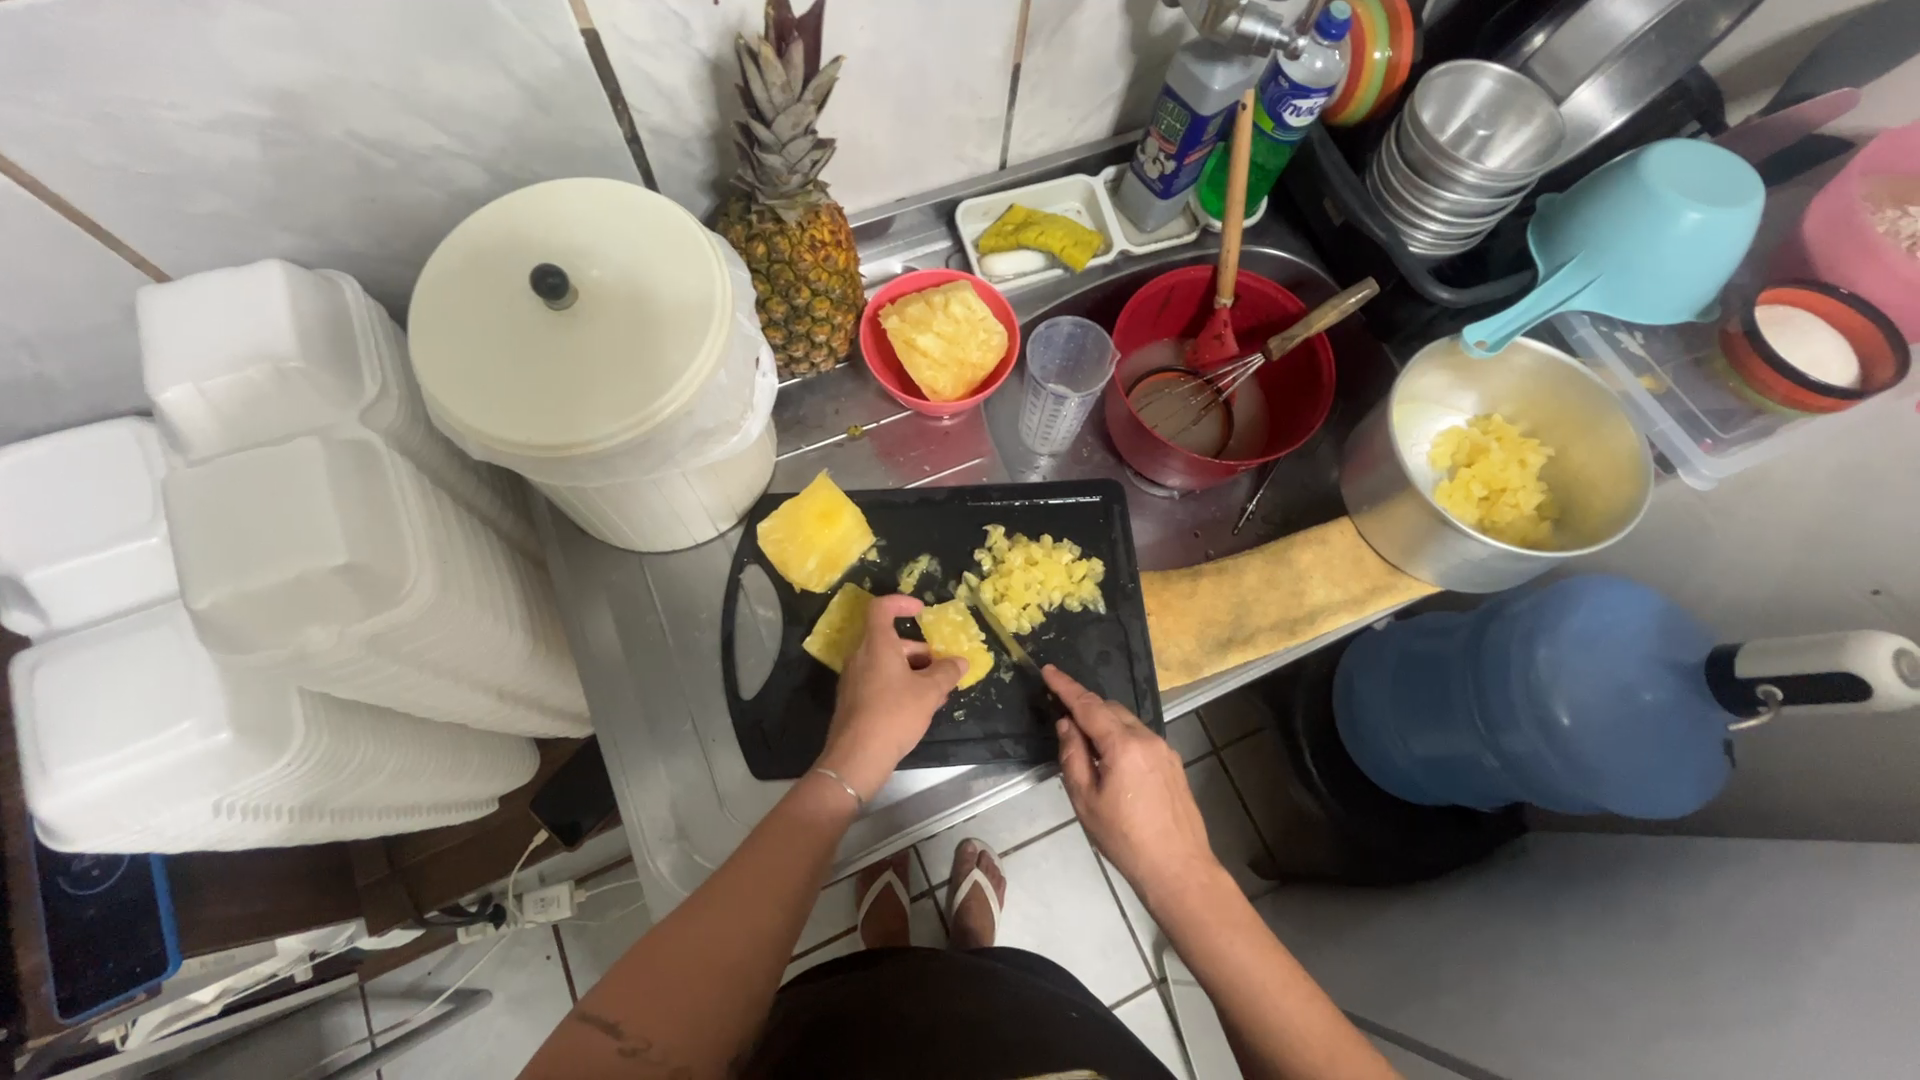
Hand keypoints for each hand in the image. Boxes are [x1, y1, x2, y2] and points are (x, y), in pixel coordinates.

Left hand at [816, 594, 967, 799]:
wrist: (857, 756)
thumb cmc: (894, 714)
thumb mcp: (929, 692)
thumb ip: (946, 672)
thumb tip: (960, 662)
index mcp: (876, 645)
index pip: (882, 608)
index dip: (901, 603)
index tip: (921, 610)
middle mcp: (861, 656)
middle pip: (890, 641)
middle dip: (920, 652)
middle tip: (941, 669)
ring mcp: (854, 679)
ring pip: (887, 664)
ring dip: (913, 672)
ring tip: (937, 693)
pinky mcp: (853, 701)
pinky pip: (880, 682)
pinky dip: (900, 686)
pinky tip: (918, 708)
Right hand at [1047, 665, 1219, 903]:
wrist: (1178, 868)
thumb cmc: (1124, 838)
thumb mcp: (1086, 800)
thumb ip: (1072, 756)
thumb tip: (1067, 725)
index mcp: (1123, 745)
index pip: (1088, 705)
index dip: (1066, 687)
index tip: (1048, 671)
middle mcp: (1147, 738)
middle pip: (1110, 709)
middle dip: (1085, 706)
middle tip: (1063, 718)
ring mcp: (1164, 749)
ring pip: (1127, 722)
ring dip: (1104, 723)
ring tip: (1086, 746)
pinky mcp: (1172, 763)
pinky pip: (1140, 737)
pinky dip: (1121, 737)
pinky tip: (1111, 761)